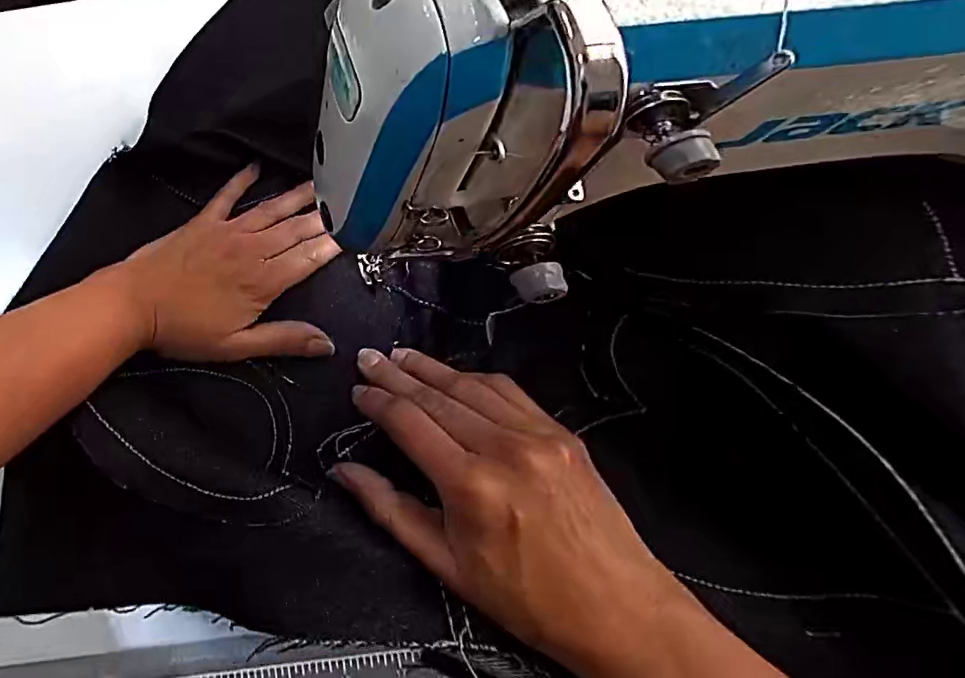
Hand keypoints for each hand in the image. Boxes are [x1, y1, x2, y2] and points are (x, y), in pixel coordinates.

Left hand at [107, 164, 339, 361]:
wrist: (134, 303)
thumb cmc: (183, 329)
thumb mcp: (236, 345)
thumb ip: (283, 339)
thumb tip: (325, 343)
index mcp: (262, 281)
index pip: (308, 258)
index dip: (333, 246)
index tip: (354, 234)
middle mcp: (251, 249)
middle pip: (296, 230)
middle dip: (324, 217)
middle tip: (347, 202)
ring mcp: (228, 231)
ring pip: (272, 210)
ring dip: (297, 196)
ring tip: (320, 184)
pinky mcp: (205, 221)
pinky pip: (228, 195)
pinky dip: (242, 180)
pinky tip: (255, 167)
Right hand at [335, 349, 783, 677]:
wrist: (618, 607)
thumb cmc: (528, 599)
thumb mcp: (448, 567)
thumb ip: (391, 511)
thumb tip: (346, 472)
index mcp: (471, 486)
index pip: (410, 422)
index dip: (378, 401)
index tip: (358, 390)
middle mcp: (503, 447)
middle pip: (436, 396)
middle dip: (396, 374)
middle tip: (369, 357)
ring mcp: (536, 433)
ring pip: (471, 385)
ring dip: (432, 367)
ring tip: (402, 356)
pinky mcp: (560, 430)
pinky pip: (508, 391)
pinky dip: (475, 378)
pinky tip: (456, 374)